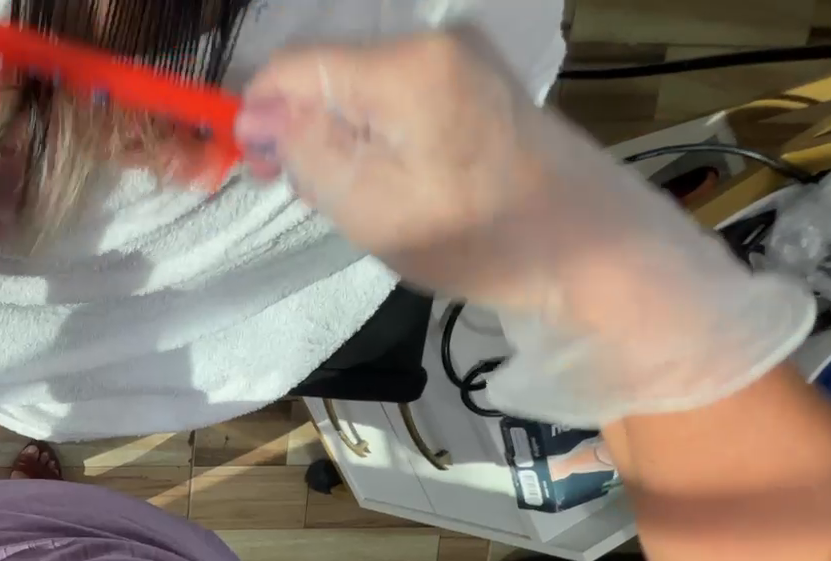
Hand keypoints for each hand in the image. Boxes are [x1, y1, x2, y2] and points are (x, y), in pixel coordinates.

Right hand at [235, 28, 814, 426]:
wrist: (580, 246)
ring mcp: (455, 59)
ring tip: (348, 194)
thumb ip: (302, 148)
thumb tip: (250, 113)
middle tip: (307, 193)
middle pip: (319, 74)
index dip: (256, 115)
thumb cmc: (466, 235)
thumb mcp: (364, 202)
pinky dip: (364, 138)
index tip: (259, 172)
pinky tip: (380, 179)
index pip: (289, 66)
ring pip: (348, 90)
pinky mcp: (468, 82)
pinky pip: (384, 99)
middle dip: (294, 130)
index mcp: (403, 66)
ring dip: (328, 140)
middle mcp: (431, 42)